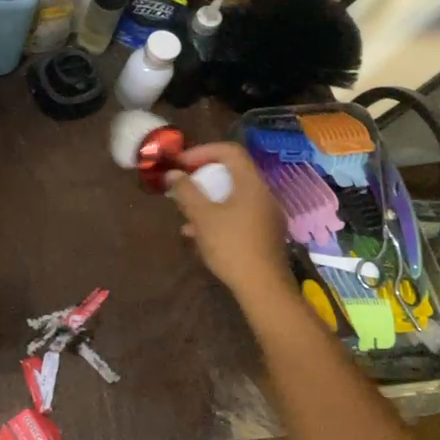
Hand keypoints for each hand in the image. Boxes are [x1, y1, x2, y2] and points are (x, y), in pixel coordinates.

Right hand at [165, 142, 293, 303]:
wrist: (263, 287)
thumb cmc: (231, 245)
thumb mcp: (202, 216)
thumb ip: (186, 191)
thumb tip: (172, 173)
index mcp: (251, 184)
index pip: (230, 151)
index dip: (203, 151)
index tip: (181, 164)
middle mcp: (263, 195)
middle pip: (232, 174)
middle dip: (202, 178)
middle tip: (182, 187)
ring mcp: (267, 215)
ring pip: (234, 197)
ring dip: (208, 200)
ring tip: (185, 214)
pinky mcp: (265, 234)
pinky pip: (239, 215)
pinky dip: (219, 216)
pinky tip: (199, 236)